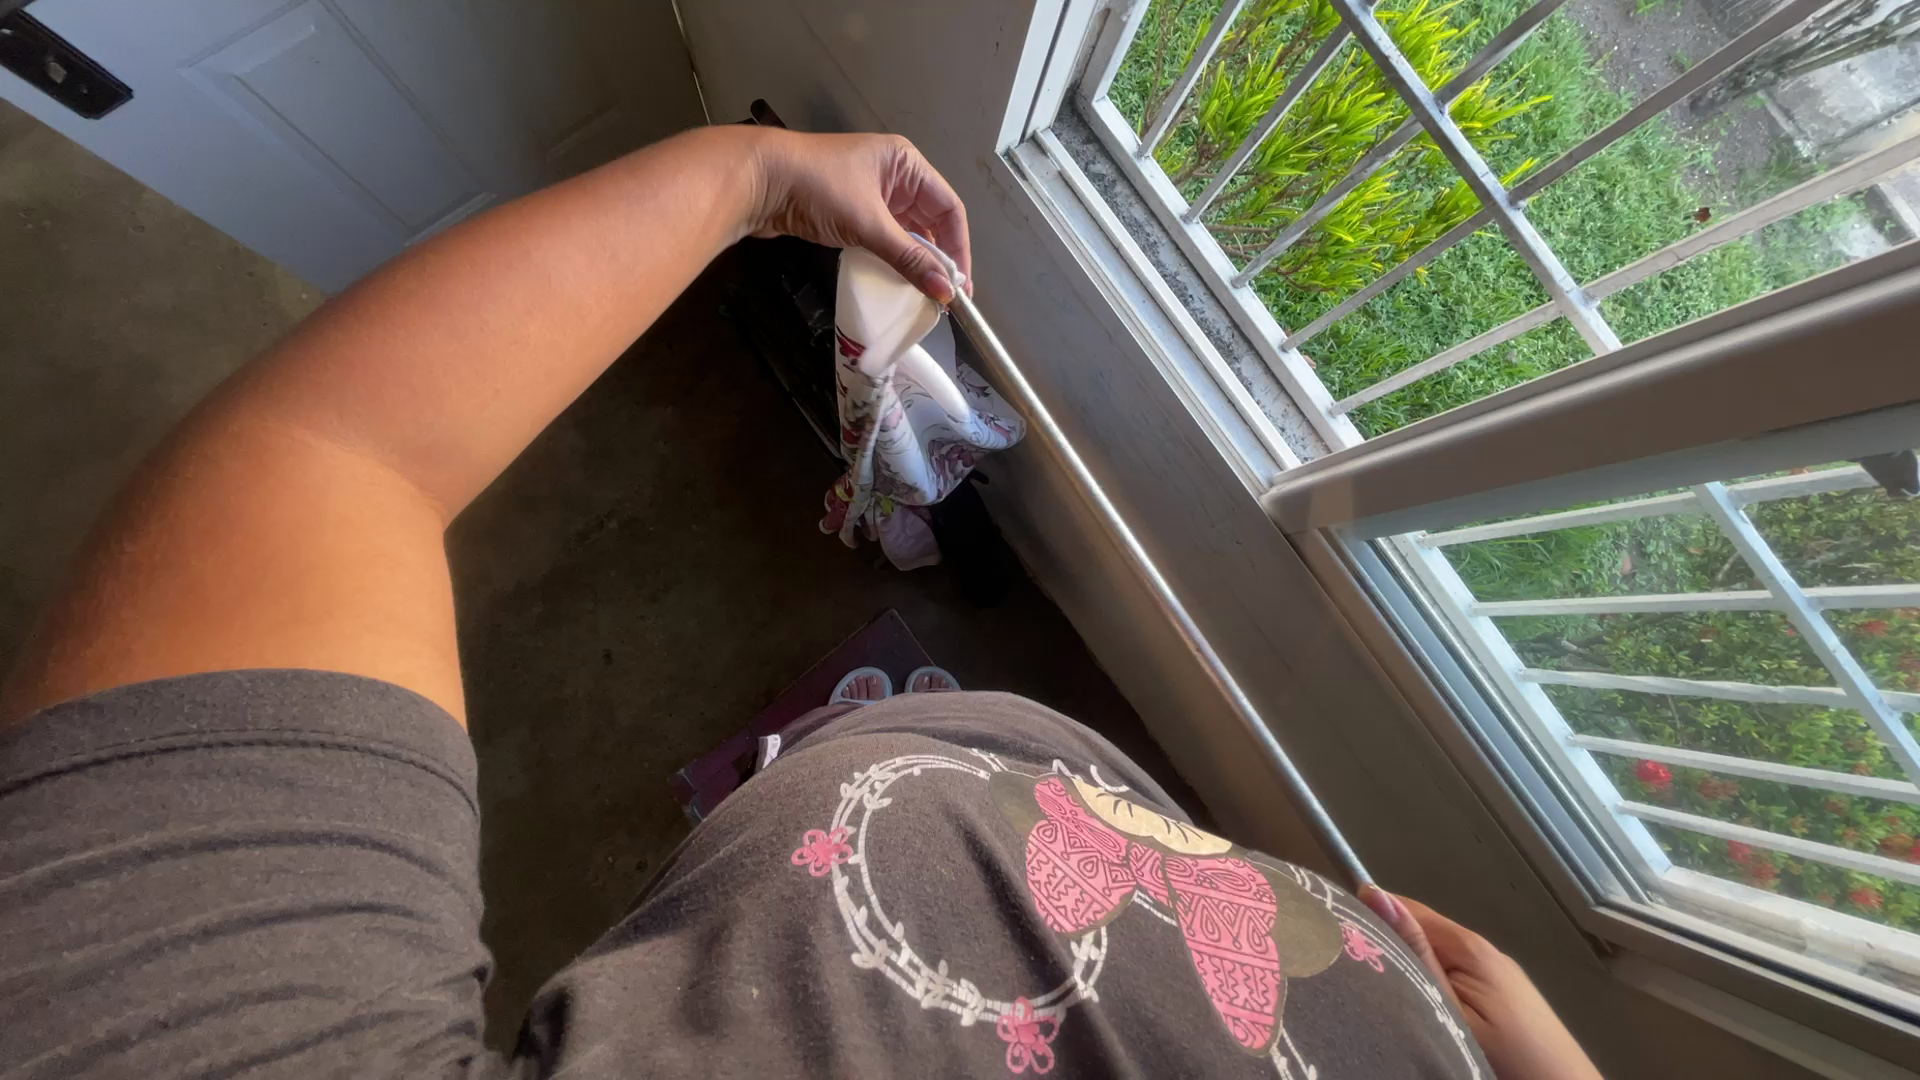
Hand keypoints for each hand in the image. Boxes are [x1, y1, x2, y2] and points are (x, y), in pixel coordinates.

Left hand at [747, 128, 970, 301]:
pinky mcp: (853, 214)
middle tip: (947, 296)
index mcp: (907, 165)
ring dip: (918, 262)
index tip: (962, 286)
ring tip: (926, 293)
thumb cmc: (818, 188)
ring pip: (909, 234)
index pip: (949, 209)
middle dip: (940, 259)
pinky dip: (895, 261)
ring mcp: (873, 195)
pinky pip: (886, 240)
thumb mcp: (870, 224)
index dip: (959, 248)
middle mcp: (895, 177)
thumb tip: (946, 292)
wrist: (759, 180)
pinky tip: (900, 282)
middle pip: (932, 223)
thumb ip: (909, 260)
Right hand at [1361, 886, 1603, 1079]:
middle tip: (1360, 975)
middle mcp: (1484, 949)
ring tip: (1386, 993)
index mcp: (1468, 945)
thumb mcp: (1450, 1012)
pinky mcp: (1509, 996)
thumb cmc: (1509, 1065)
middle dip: (1390, 944)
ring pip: (1438, 953)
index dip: (1372, 919)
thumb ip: (1415, 954)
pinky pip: (1457, 973)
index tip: (1343, 943)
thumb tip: (1374, 892)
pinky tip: (1425, 1007)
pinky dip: (1434, 981)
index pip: (1404, 907)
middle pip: (1420, 928)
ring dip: (1411, 964)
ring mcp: (1500, 973)